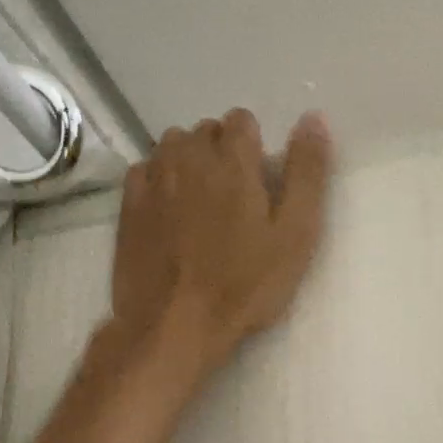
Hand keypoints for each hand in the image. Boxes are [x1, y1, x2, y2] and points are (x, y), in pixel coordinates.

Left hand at [110, 109, 334, 370]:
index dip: (254, 147)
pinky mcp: (128, 205)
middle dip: (221, 153)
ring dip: (188, 162)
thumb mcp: (294, 237)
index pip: (242, 120)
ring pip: (173, 146)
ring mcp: (153, 180)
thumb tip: (314, 117)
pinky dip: (158, 180)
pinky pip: (144, 170)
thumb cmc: (242, 287)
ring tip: (200, 204)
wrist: (173, 325)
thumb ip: (306, 175)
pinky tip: (167, 212)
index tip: (259, 183)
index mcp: (233, 161)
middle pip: (206, 131)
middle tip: (233, 200)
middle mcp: (188, 157)